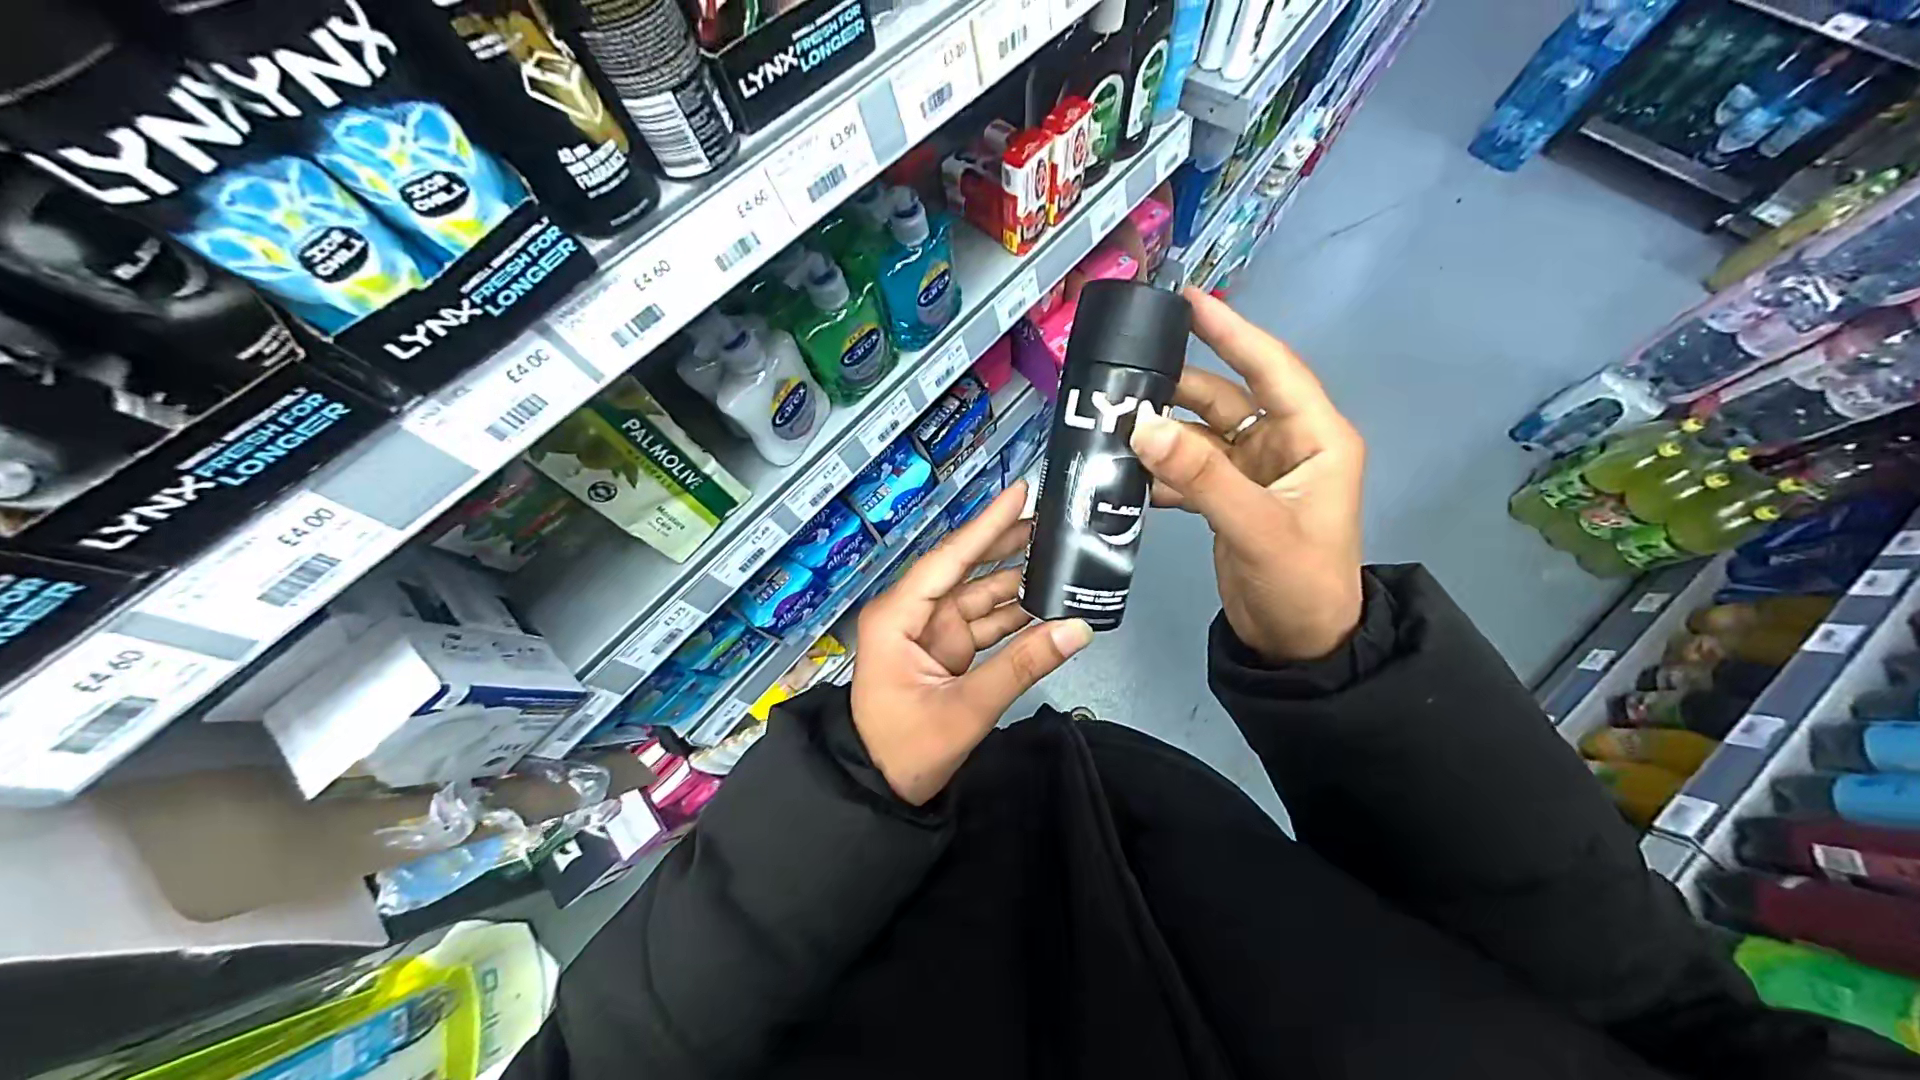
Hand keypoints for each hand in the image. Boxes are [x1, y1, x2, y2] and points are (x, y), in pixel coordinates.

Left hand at [851, 481, 1093, 803]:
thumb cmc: (904, 749)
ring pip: (979, 595)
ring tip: (1059, 557)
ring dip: (1016, 579)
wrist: (876, 789)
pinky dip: (1014, 615)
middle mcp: (913, 613)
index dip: (986, 525)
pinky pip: (985, 623)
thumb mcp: (965, 709)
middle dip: (1005, 543)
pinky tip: (1045, 603)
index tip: (1019, 494)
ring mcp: (931, 632)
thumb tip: (1076, 629)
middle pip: (965, 569)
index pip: (948, 559)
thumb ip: (1021, 666)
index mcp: (898, 616)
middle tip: (1051, 521)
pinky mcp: (946, 650)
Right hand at [1130, 288, 1364, 662]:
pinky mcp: (1229, 499)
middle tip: (1122, 375)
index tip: (1188, 302)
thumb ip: (1202, 475)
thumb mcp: (1256, 527)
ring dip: (1162, 433)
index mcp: (1312, 438)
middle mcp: (1283, 446)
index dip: (1231, 331)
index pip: (1271, 368)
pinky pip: (1190, 471)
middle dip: (1176, 388)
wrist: (1299, 645)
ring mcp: (1253, 474)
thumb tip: (1142, 425)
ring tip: (1111, 426)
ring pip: (1200, 436)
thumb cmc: (1300, 584)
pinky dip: (1161, 471)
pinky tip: (1127, 475)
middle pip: (1225, 400)